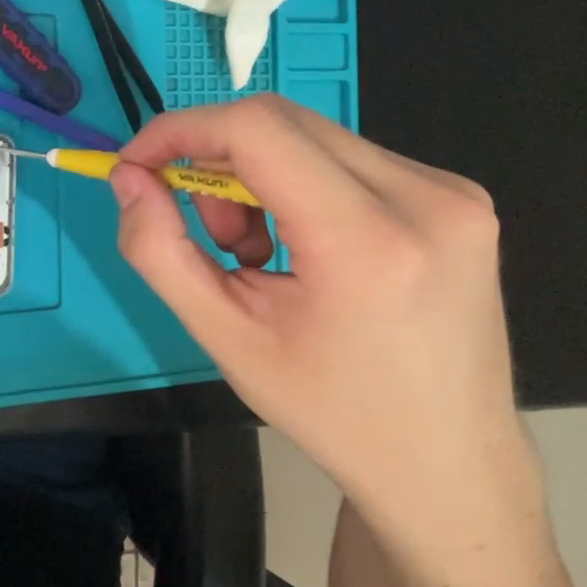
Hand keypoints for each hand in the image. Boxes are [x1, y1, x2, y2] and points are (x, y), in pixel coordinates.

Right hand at [105, 95, 524, 519]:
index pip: (256, 129)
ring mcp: (453, 194)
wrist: (448, 465)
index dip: (180, 130)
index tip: (137, 166)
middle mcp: (426, 198)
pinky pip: (345, 156)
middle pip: (280, 121)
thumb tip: (126, 178)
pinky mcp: (459, 198)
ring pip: (310, 135)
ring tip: (253, 251)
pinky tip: (299, 246)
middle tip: (202, 229)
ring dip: (254, 175)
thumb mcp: (222, 334)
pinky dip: (295, 183)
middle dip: (213, 158)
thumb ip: (157, 249)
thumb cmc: (329, 409)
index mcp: (367, 241)